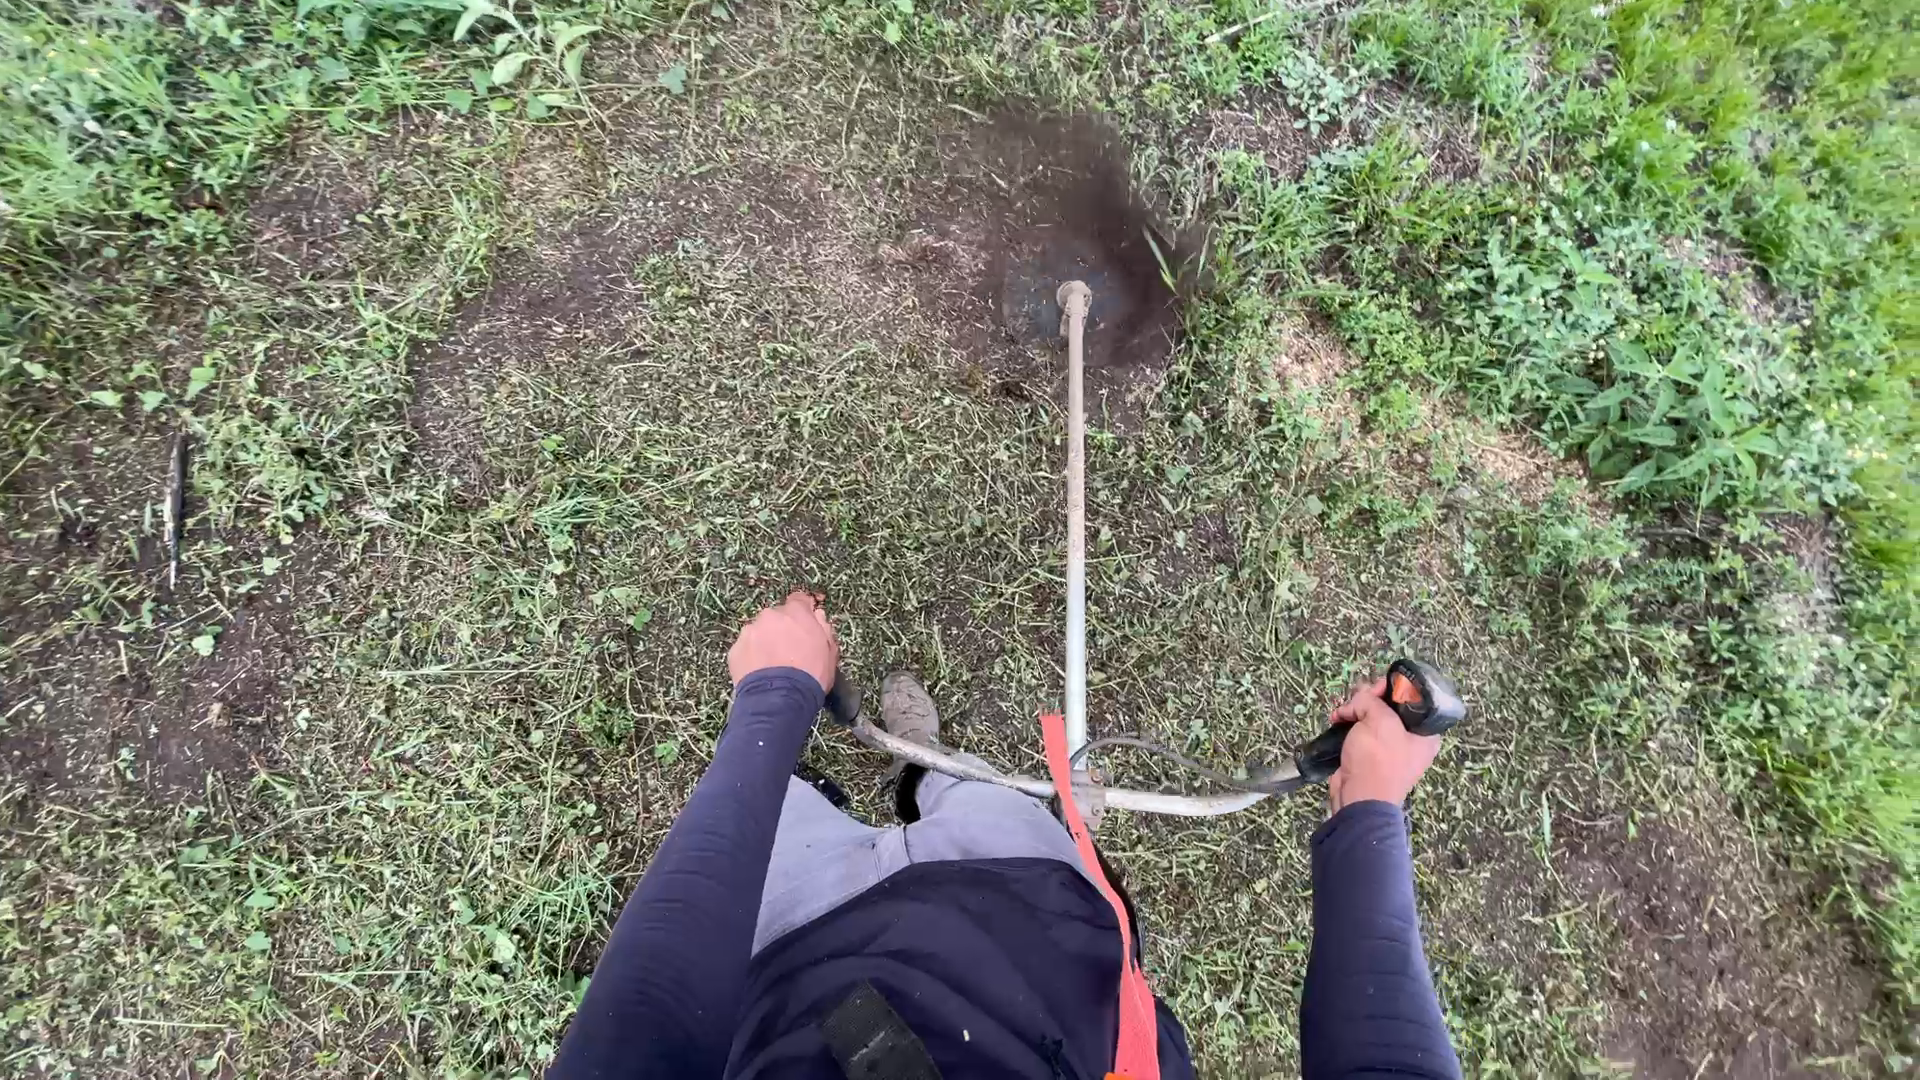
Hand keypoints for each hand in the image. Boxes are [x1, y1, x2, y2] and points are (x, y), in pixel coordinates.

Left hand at [727, 591, 838, 692]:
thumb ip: (823, 628)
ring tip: (772, 666)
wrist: (780, 699)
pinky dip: (751, 657)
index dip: (802, 612)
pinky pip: (745, 648)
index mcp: (796, 613)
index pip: (799, 600)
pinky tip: (760, 673)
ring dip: (765, 642)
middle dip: (781, 630)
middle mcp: (771, 616)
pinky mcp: (736, 649)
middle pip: (777, 617)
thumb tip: (818, 616)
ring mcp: (751, 631)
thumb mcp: (830, 652)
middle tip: (788, 651)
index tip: (803, 623)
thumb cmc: (811, 675)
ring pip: (759, 632)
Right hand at [1327, 677, 1441, 814]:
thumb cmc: (1377, 760)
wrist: (1360, 797)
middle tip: (1354, 700)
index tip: (1374, 688)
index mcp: (1425, 732)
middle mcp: (1411, 737)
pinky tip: (1336, 719)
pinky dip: (1348, 720)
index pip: (1412, 698)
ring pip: (1372, 714)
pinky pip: (1361, 727)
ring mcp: (1389, 745)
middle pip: (1389, 704)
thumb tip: (1359, 700)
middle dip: (1368, 698)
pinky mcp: (1370, 751)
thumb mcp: (1379, 722)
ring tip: (1341, 712)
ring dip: (1354, 708)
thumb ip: (1372, 701)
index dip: (1392, 688)